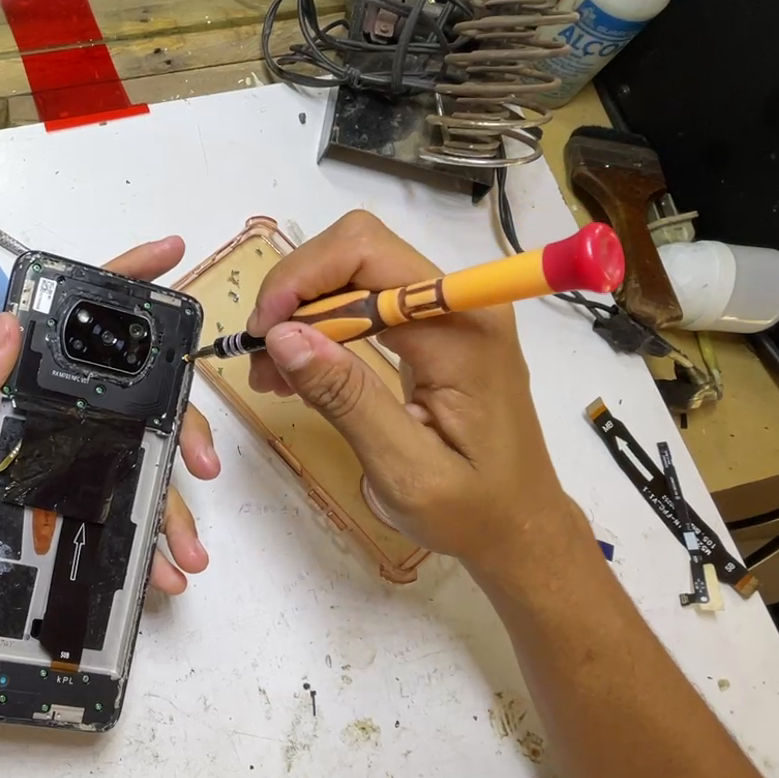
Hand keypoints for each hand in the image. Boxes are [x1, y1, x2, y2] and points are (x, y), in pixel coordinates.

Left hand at [0, 236, 221, 635]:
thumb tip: (7, 323)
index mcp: (22, 389)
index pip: (73, 325)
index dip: (122, 283)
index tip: (170, 254)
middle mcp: (59, 417)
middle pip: (138, 395)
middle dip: (183, 421)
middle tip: (203, 461)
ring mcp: (77, 461)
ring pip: (148, 457)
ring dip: (177, 501)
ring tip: (189, 546)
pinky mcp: (85, 504)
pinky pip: (133, 513)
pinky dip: (156, 540)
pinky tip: (168, 568)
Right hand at [244, 210, 590, 586]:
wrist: (517, 526)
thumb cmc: (472, 511)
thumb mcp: (405, 468)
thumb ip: (348, 399)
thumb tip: (283, 337)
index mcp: (461, 327)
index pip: (366, 255)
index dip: (301, 279)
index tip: (261, 334)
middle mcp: (457, 302)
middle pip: (355, 251)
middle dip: (294, 293)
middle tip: (261, 357)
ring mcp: (444, 312)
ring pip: (350, 273)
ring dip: (300, 313)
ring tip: (272, 374)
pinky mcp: (429, 330)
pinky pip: (360, 303)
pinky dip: (318, 329)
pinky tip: (298, 373)